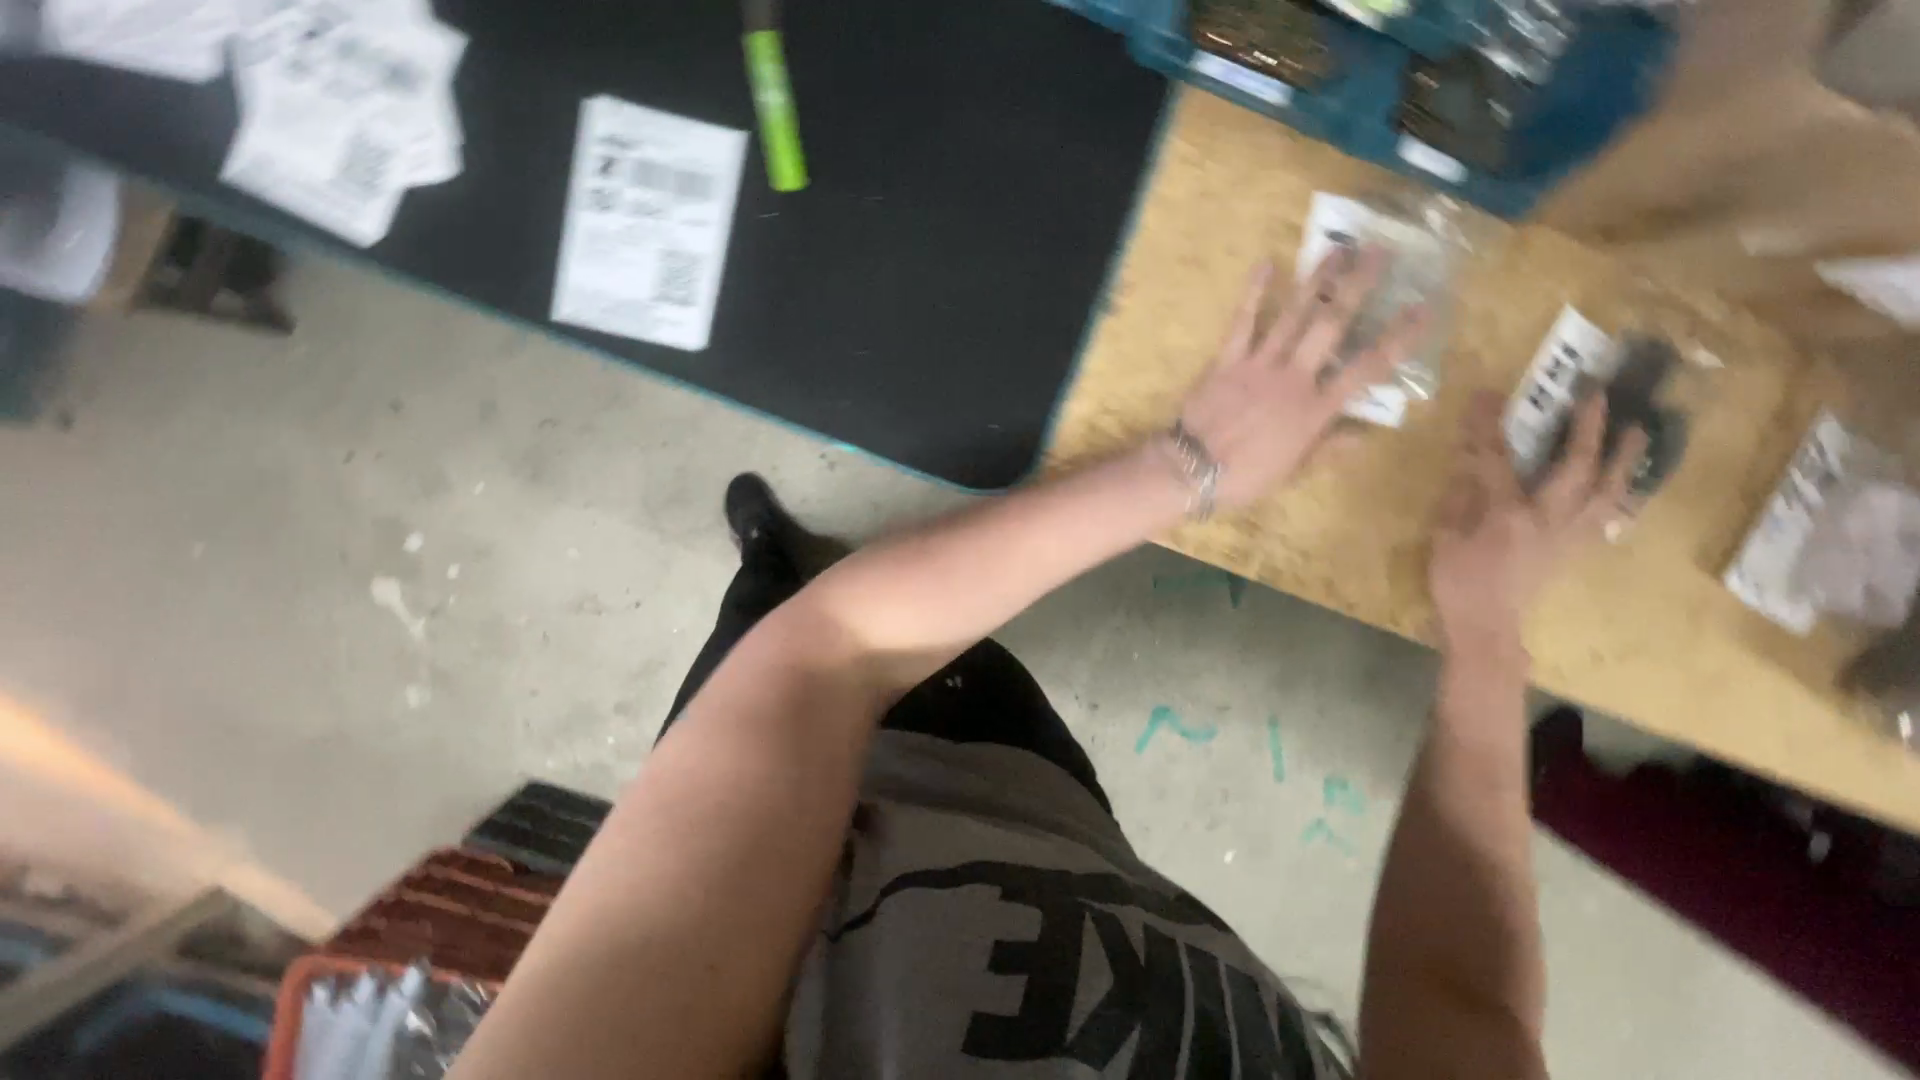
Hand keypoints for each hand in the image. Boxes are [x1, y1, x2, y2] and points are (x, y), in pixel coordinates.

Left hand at [1176, 249, 1427, 508]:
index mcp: (1315, 410)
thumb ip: (1330, 449)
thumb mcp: (1294, 472)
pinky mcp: (1226, 360)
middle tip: (1380, 251)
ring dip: (1317, 279)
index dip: (1399, 337)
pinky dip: (1253, 292)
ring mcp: (1258, 365)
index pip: (1367, 368)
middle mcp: (1293, 379)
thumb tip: (1368, 435)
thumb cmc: (1244, 479)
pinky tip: (1266, 263)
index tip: (1423, 307)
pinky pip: (1242, 322)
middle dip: (1358, 286)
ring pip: (1293, 315)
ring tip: (1338, 247)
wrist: (1190, 472)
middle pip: (1332, 324)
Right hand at [1428, 391, 1645, 658]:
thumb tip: (1471, 467)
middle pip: (1576, 467)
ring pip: (1607, 491)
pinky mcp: (1576, 549)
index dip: (1491, 426)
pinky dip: (1620, 493)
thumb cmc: (1457, 584)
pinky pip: (1607, 515)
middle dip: (1587, 428)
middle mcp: (1548, 520)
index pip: (1499, 460)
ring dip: (1624, 459)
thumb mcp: (1443, 540)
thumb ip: (1459, 499)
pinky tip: (1625, 481)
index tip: (1488, 394)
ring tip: (1638, 430)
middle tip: (1597, 395)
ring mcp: (1568, 535)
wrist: (1486, 628)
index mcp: (1507, 516)